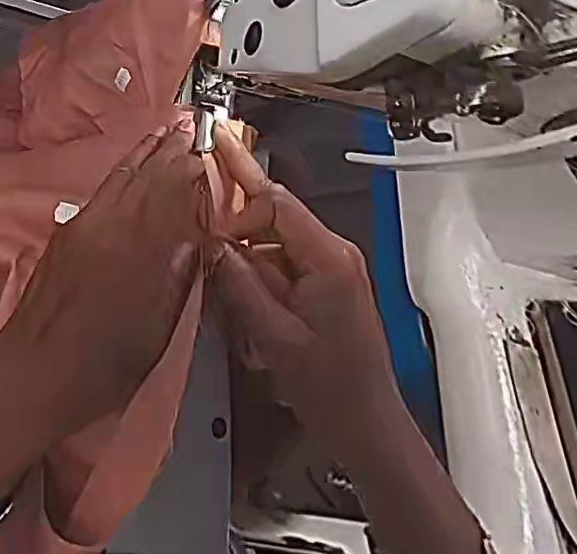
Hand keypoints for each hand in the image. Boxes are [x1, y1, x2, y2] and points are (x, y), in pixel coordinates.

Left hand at [0, 125, 213, 498]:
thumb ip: (178, 271)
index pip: (174, 194)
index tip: (208, 151)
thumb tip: (198, 231)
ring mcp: (87, 223)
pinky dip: (125, 167)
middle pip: (150, 176)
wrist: (33, 375)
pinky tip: (134, 161)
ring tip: (168, 131)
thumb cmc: (104, 363)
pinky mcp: (69, 230)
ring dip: (149, 150)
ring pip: (125, 175)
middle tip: (193, 124)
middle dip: (173, 149)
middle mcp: (112, 225)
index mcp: (140, 249)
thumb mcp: (157, 325)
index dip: (192, 169)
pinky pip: (106, 186)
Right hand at [210, 127, 488, 553]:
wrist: (367, 425)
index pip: (277, 204)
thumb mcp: (276, 338)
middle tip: (216, 152)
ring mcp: (330, 265)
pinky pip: (283, 259)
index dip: (239, 207)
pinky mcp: (324, 282)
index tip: (208, 220)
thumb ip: (241, 285)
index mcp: (328, 257)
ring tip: (218, 259)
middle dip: (241, 201)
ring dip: (246, 246)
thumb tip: (214, 245)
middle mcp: (333, 251)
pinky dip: (258, 266)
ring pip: (276, 237)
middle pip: (277, 212)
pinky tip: (242, 289)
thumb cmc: (332, 390)